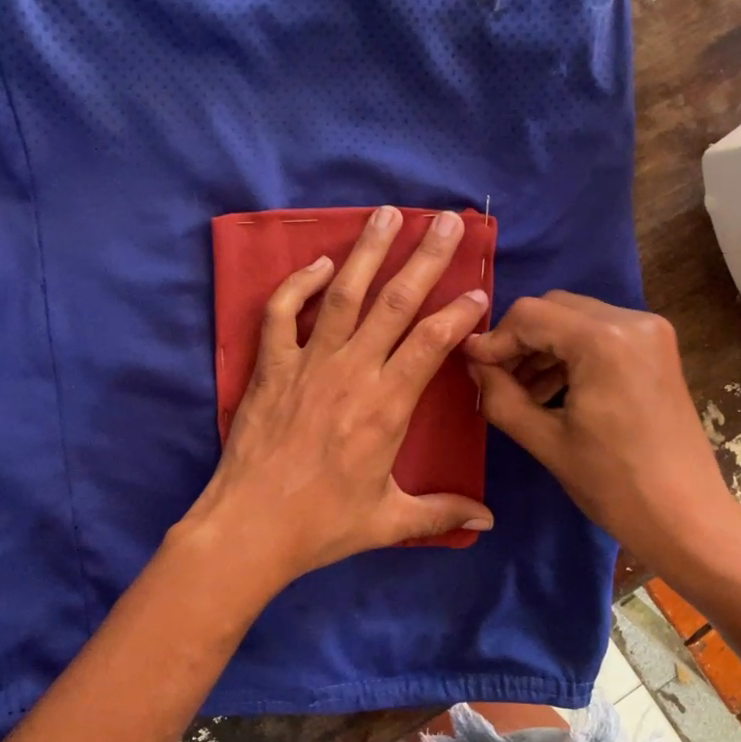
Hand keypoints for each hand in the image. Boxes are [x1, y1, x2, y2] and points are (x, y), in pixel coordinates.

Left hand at [178, 206, 493, 583]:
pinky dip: (298, 284)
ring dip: (367, 251)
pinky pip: (282, 314)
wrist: (250, 527)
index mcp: (387, 406)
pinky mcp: (269, 367)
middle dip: (425, 258)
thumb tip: (490, 520)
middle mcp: (351, 372)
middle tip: (446, 222)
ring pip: (343, 294)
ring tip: (387, 214)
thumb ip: (441, 513)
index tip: (478, 289)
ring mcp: (307, 364)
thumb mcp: (389, 521)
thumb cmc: (322, 525)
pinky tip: (319, 263)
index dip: (459, 312)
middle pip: (395, 303)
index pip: (433, 343)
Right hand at [462, 291, 733, 549]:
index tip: (470, 367)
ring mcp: (650, 332)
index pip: (530, 315)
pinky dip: (571, 353)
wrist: (687, 518)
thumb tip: (473, 366)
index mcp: (604, 340)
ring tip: (519, 391)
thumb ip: (500, 396)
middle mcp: (632, 320)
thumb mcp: (546, 441)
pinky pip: (600, 334)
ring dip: (543, 347)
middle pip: (554, 309)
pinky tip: (552, 390)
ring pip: (576, 319)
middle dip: (519, 339)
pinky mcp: (657, 348)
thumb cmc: (614, 485)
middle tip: (494, 378)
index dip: (494, 339)